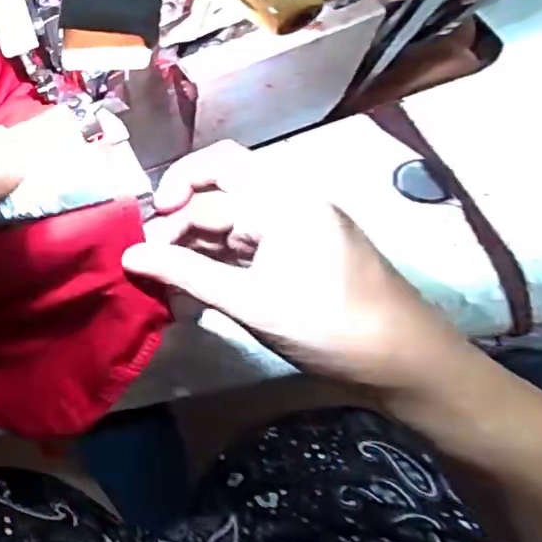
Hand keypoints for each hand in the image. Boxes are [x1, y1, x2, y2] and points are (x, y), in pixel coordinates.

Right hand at [121, 141, 477, 398]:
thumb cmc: (333, 329)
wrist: (414, 370)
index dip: (175, 191)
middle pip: (216, 193)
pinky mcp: (295, 253)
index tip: (150, 225)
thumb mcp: (251, 302)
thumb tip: (128, 256)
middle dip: (177, 223)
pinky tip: (191, 283)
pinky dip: (214, 258)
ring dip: (192, 244)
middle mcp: (289, 204)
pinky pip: (242, 243)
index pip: (216, 171)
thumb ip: (185, 274)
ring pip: (226, 220)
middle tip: (149, 259)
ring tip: (164, 276)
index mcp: (285, 202)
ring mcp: (293, 229)